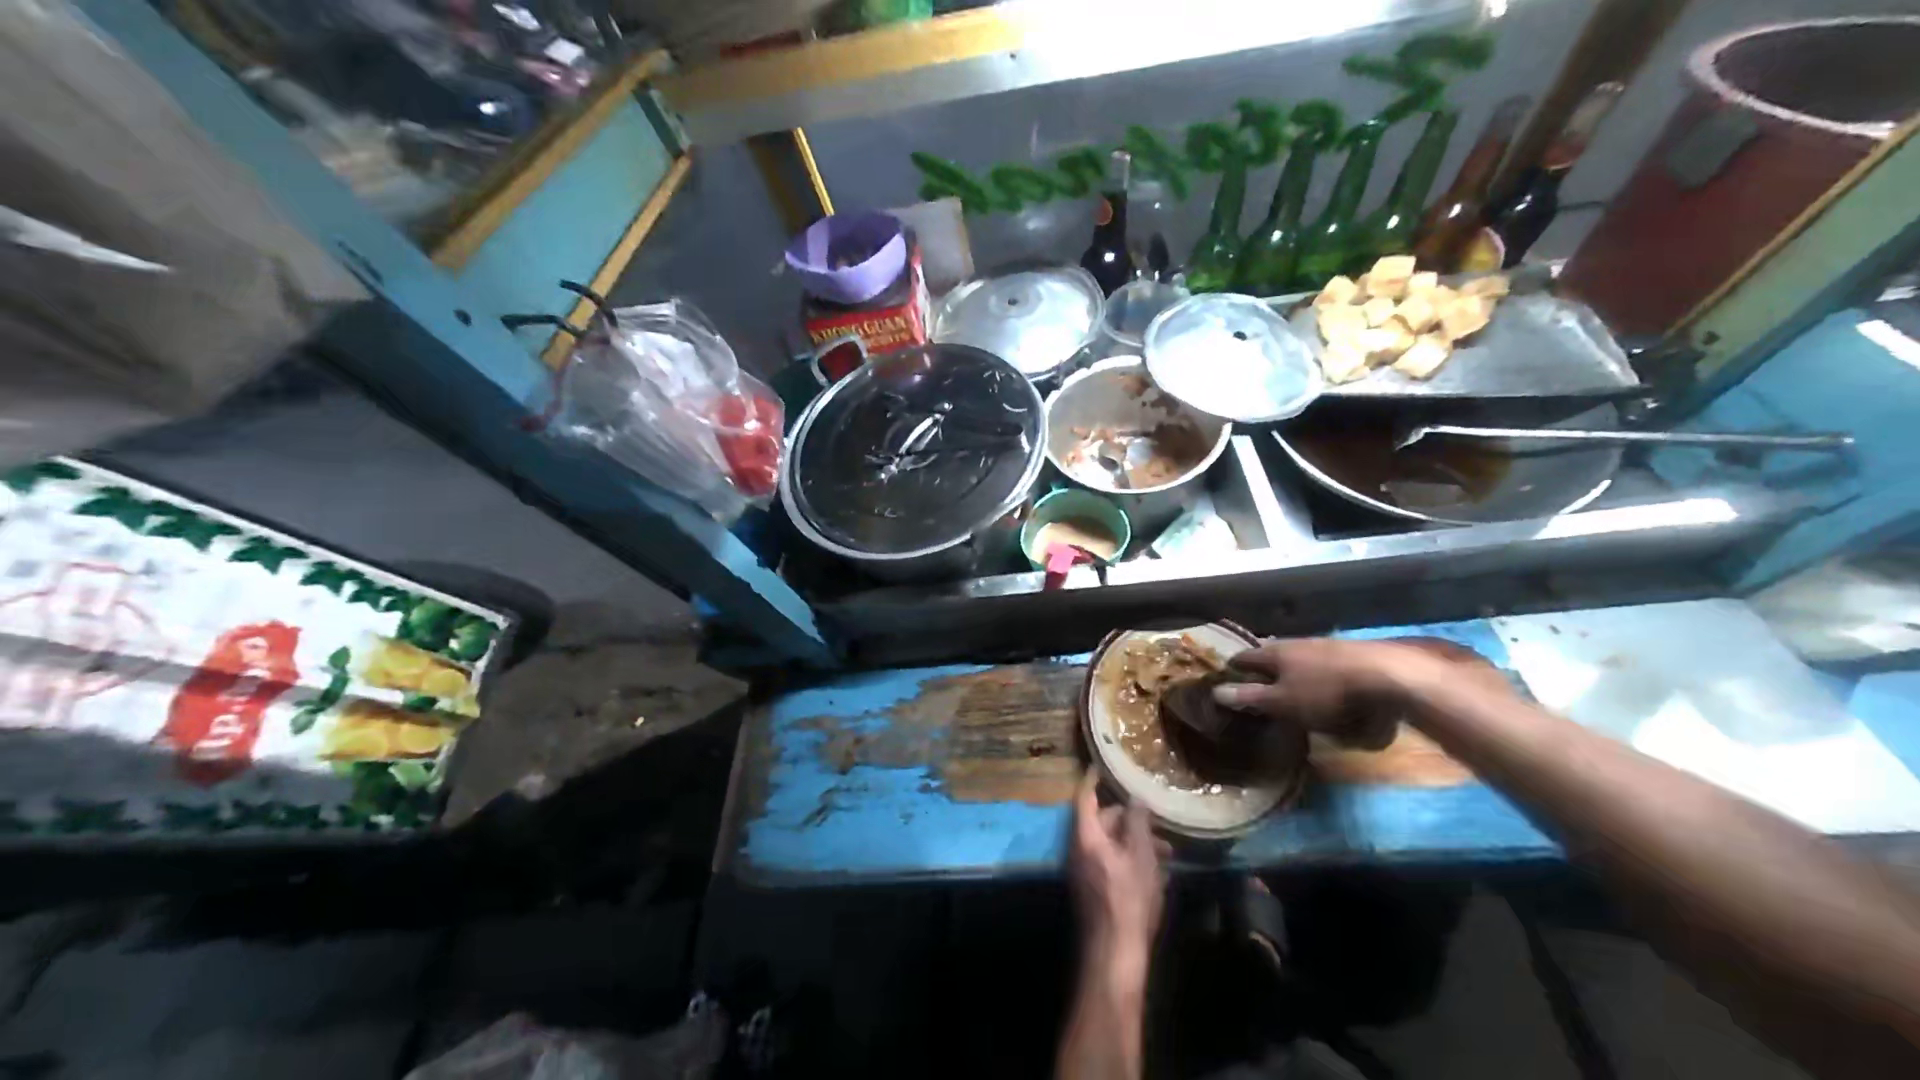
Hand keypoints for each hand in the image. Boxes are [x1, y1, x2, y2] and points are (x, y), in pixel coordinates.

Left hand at [1070, 771, 1167, 965]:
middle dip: (1128, 818)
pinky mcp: (1091, 889)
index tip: (1101, 767)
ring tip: (1166, 852)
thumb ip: (1138, 823)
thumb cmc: (1130, 900)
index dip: (1092, 780)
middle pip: (1099, 822)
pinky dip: (1128, 858)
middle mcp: (1077, 850)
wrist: (1115, 953)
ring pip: (1107, 844)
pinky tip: (1156, 872)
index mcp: (1085, 837)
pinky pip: (1107, 861)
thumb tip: (1135, 799)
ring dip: (1133, 841)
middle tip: (1156, 821)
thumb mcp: (1142, 856)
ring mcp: (1082, 871)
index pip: (1085, 798)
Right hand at [1210, 637, 1508, 747]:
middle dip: (1266, 669)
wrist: (1389, 677)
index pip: (1245, 657)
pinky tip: (1331, 693)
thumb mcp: (1282, 703)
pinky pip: (1328, 667)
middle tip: (1260, 687)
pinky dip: (1322, 679)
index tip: (1225, 677)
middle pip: (1274, 655)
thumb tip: (1216, 691)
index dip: (1233, 667)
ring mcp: (1327, 646)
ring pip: (1302, 659)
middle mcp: (1297, 643)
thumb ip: (1250, 697)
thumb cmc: (1326, 692)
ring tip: (1295, 691)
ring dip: (1296, 673)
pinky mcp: (1354, 655)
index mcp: (1275, 652)